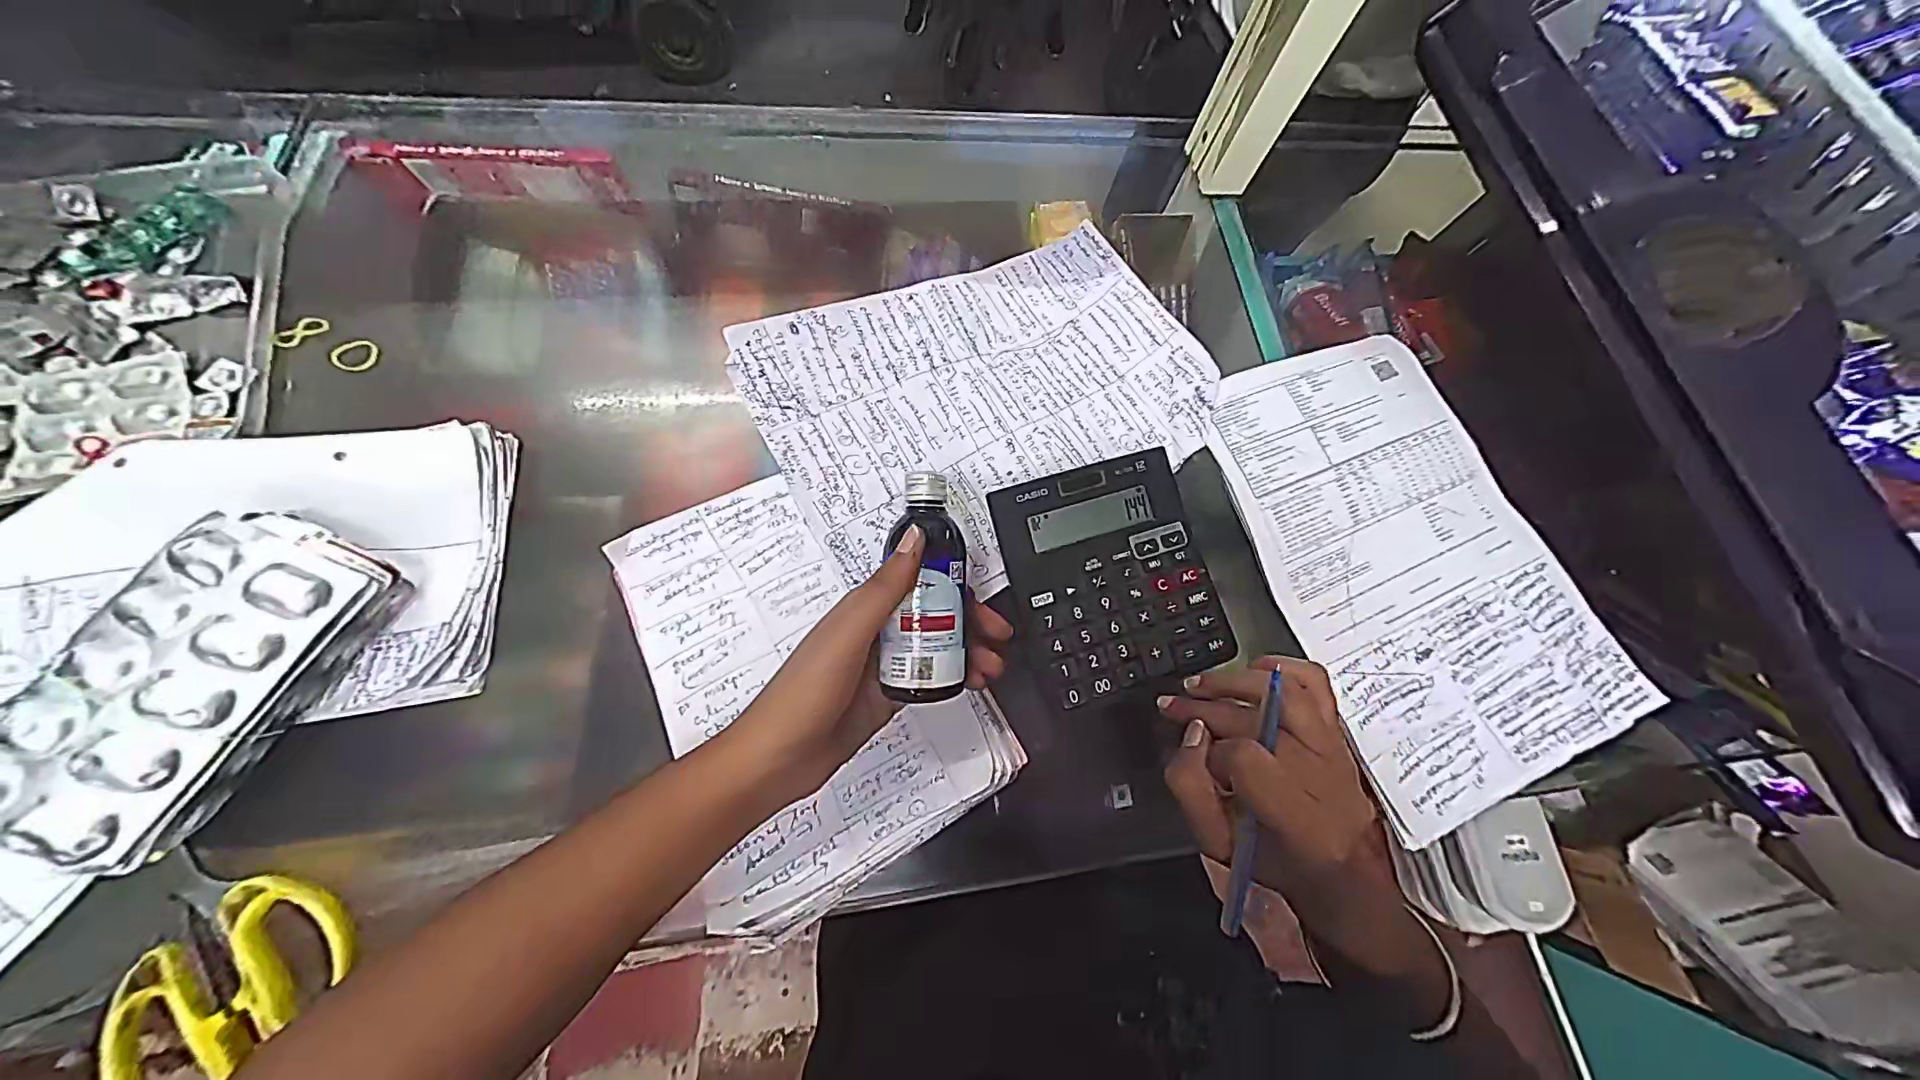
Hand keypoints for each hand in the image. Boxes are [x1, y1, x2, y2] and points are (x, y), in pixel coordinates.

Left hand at [725, 525, 1013, 799]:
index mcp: (865, 608)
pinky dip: (953, 677)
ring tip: (989, 668)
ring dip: (968, 652)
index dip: (954, 586)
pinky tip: (967, 683)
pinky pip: (928, 677)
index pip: (920, 583)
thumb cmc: (801, 694)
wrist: (780, 758)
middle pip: (934, 615)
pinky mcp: (887, 693)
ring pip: (936, 647)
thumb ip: (885, 588)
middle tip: (996, 636)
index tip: (980, 599)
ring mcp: (882, 664)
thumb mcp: (849, 633)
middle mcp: (875, 632)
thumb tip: (913, 541)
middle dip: (971, 623)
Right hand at [1157, 656, 1395, 924]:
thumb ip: (1192, 790)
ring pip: (1281, 691)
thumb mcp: (1220, 846)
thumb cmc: (1277, 860)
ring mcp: (1332, 747)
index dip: (1208, 751)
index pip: (1244, 758)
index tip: (1194, 753)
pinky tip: (1254, 671)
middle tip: (1174, 706)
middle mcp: (1321, 774)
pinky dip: (1282, 667)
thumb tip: (1191, 736)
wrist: (1341, 867)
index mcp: (1295, 816)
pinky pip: (1314, 683)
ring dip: (1233, 681)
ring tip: (1201, 685)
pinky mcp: (1336, 731)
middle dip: (1203, 708)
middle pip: (1255, 718)